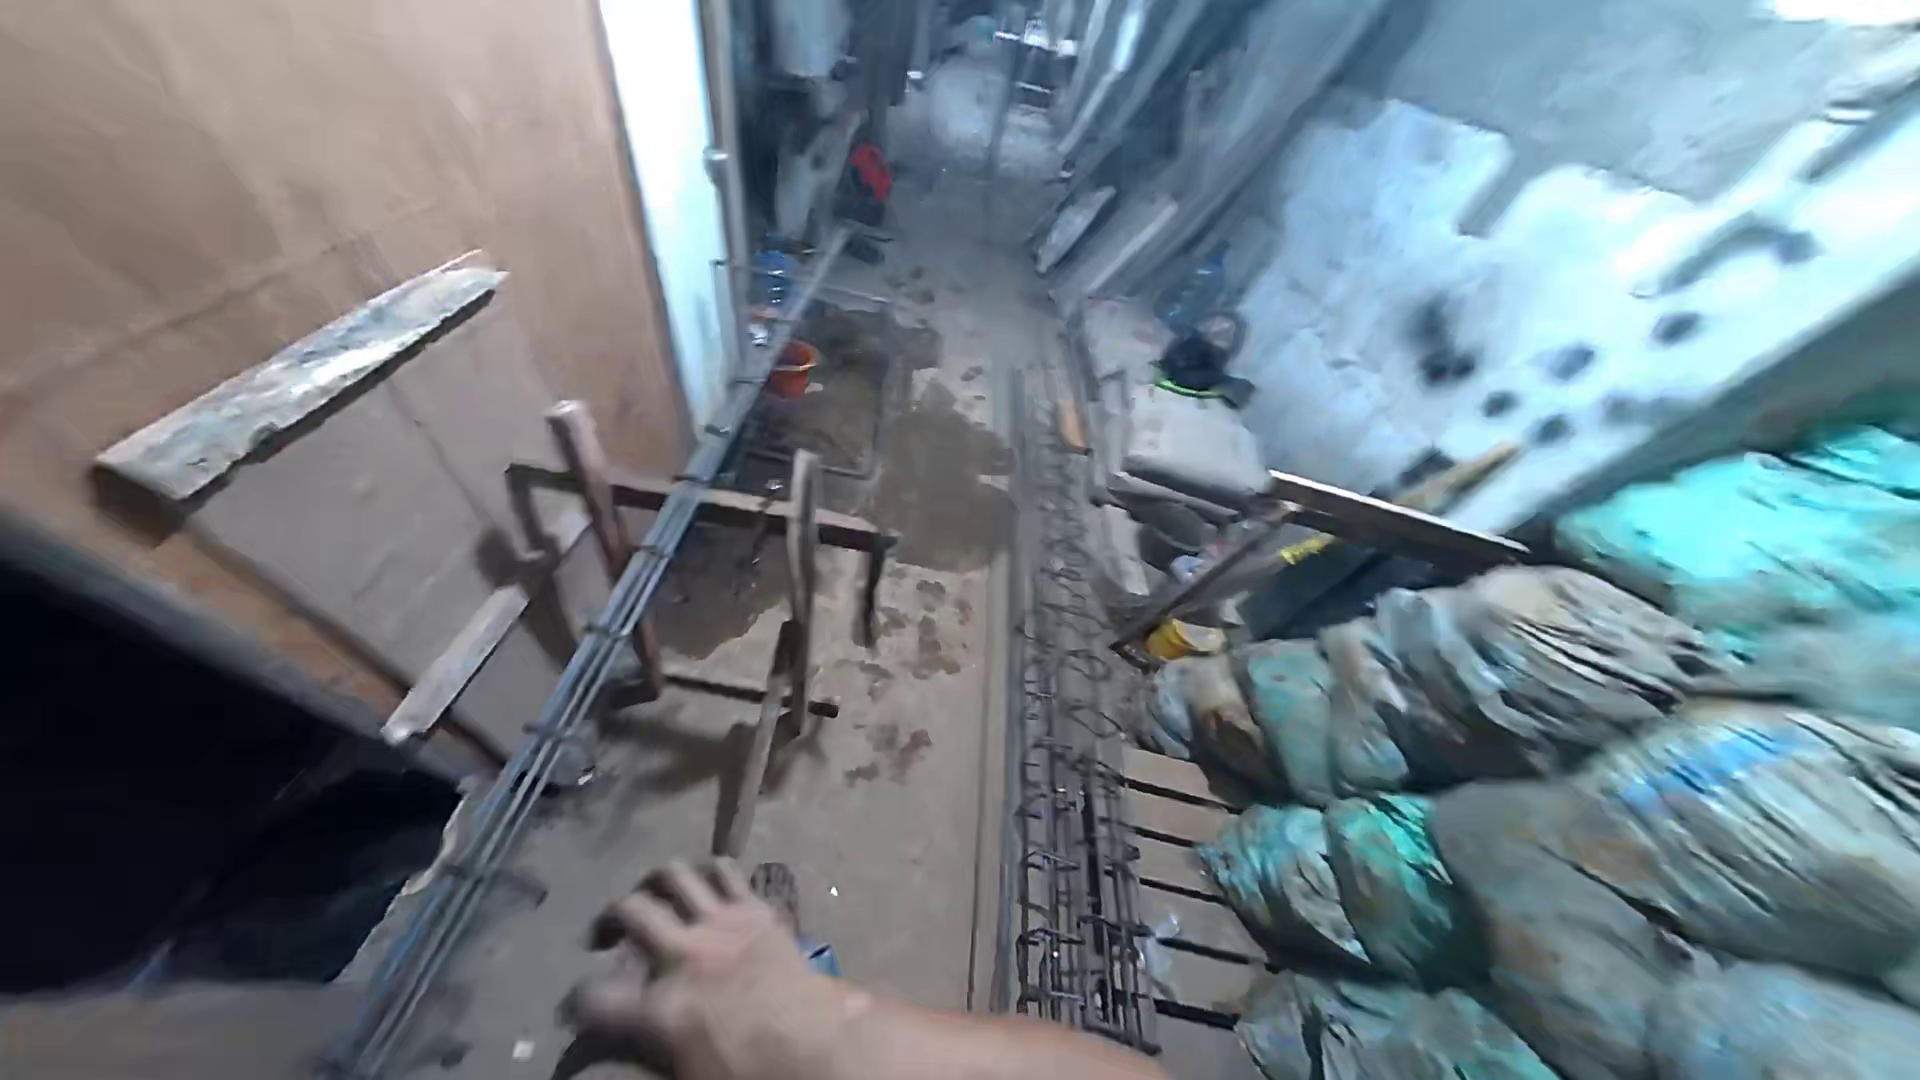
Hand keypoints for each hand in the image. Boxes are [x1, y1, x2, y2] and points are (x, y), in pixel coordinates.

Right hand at [565, 859, 848, 1079]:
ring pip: (676, 874)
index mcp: (659, 1010)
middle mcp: (685, 953)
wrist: (815, 1041)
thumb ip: (634, 1068)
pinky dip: (708, 872)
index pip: (590, 997)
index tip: (575, 1009)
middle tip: (606, 938)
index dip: (573, 1002)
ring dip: (655, 882)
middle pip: (631, 910)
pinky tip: (704, 888)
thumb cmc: (747, 1075)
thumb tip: (594, 1069)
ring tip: (653, 898)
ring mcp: (723, 922)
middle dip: (607, 919)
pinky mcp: (756, 907)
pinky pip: (725, 871)